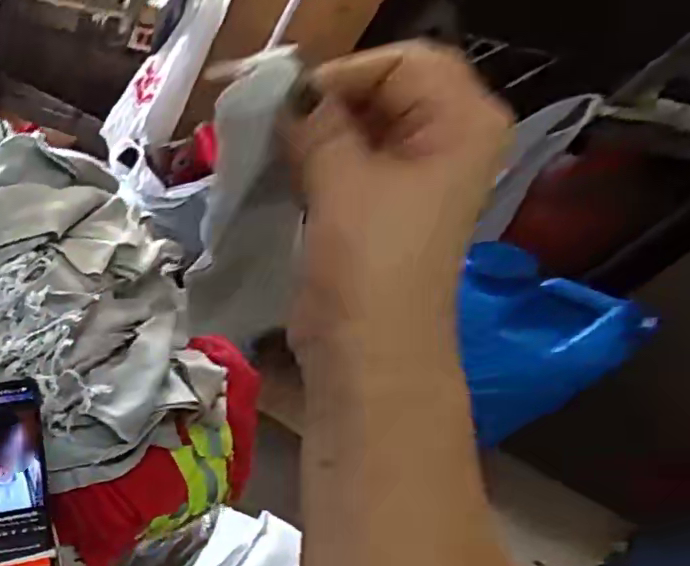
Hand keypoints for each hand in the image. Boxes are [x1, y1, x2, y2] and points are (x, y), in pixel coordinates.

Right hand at [280, 43, 513, 355]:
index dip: (342, 74)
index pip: (406, 63)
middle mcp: (443, 144)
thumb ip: (321, 135)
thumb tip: (292, 100)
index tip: (278, 104)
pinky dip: (310, 169)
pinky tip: (276, 181)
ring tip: (262, 153)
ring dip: (311, 139)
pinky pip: (344, 173)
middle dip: (323, 106)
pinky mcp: (372, 216)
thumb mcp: (344, 189)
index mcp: (459, 123)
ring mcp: (407, 183)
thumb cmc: (366, 266)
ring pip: (359, 137)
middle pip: (384, 96)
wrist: (366, 347)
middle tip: (261, 127)